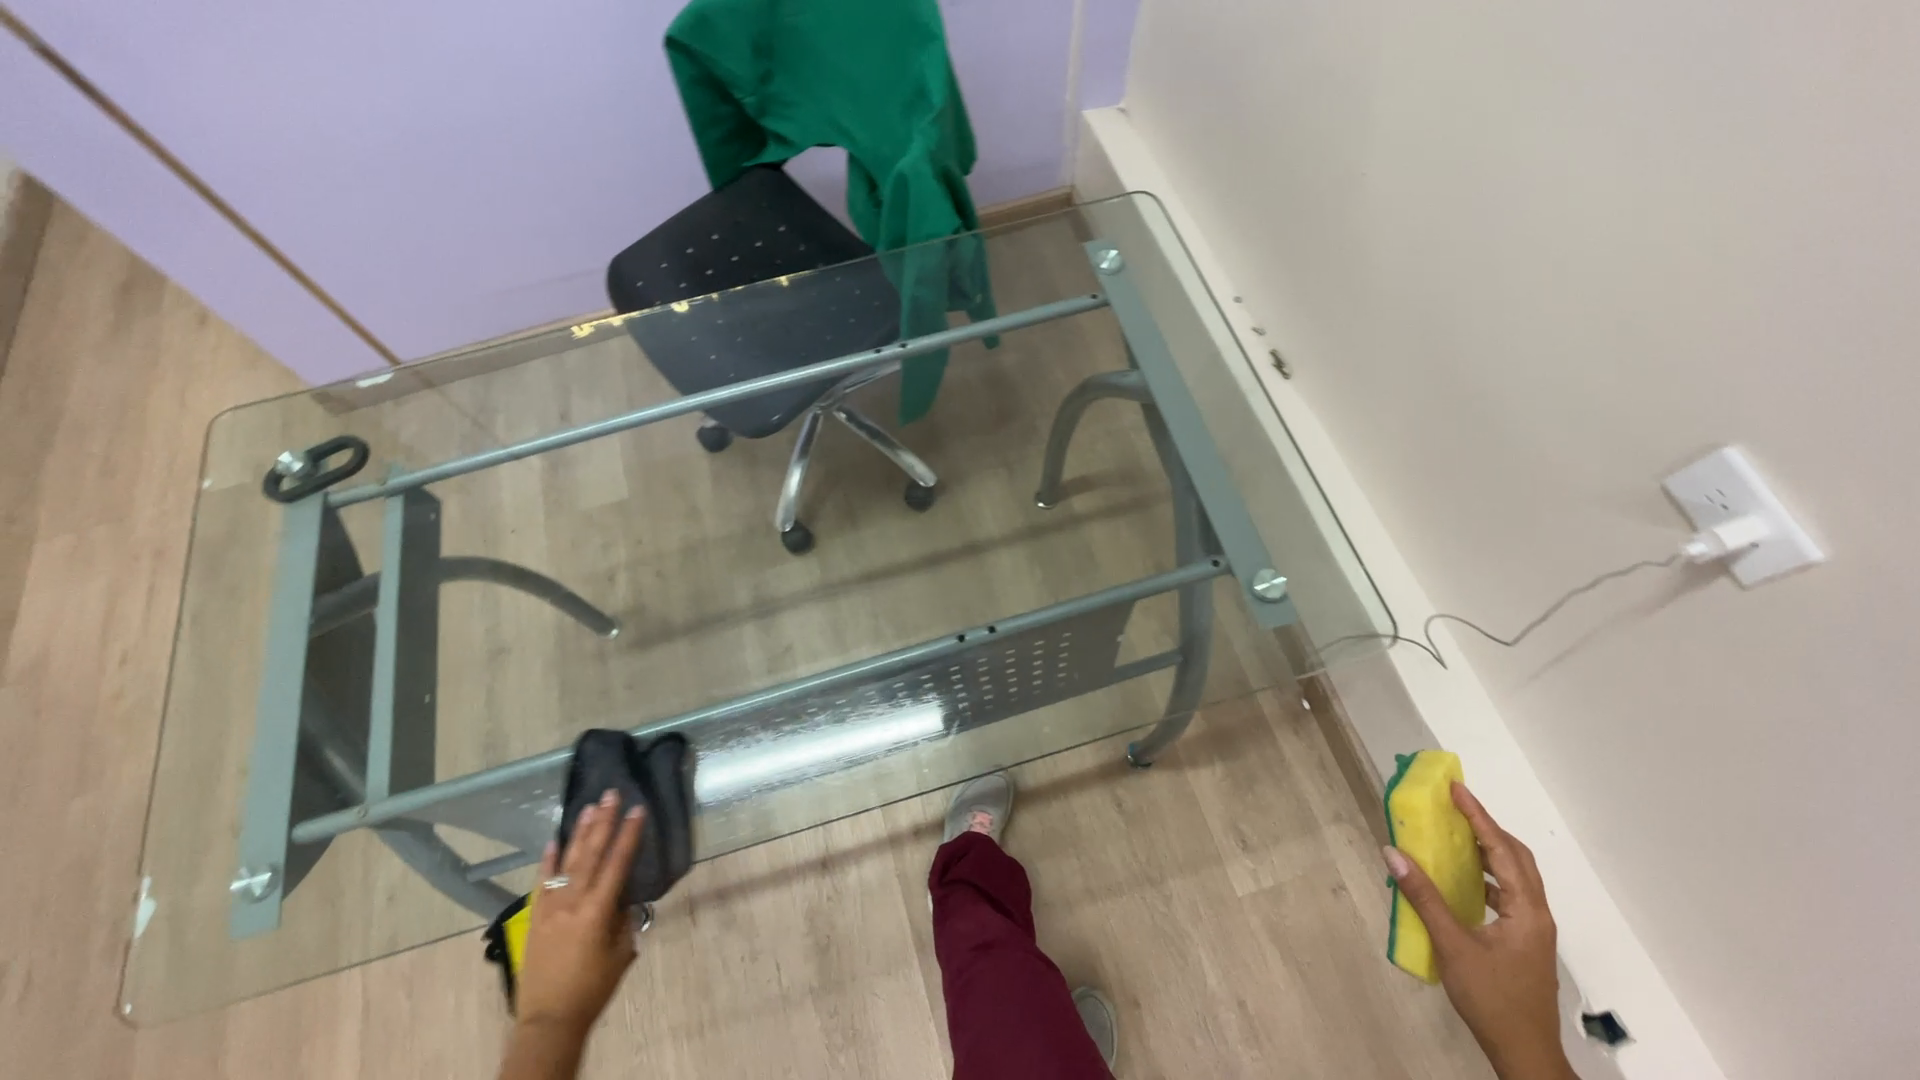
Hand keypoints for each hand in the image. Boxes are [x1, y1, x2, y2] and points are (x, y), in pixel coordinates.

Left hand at [518, 789, 646, 1035]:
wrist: (549, 1018)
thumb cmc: (593, 988)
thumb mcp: (620, 953)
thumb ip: (621, 920)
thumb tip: (622, 898)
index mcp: (598, 911)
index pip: (618, 863)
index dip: (629, 835)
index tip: (638, 809)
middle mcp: (573, 902)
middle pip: (591, 854)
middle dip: (604, 822)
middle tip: (612, 794)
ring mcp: (550, 907)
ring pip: (568, 861)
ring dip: (580, 833)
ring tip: (589, 807)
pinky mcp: (535, 916)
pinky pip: (543, 881)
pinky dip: (548, 860)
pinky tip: (553, 840)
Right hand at [1384, 783, 1574, 1079]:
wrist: (1524, 1051)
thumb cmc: (1491, 998)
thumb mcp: (1452, 946)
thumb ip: (1424, 898)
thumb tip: (1393, 853)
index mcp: (1527, 910)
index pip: (1501, 850)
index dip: (1479, 817)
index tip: (1457, 789)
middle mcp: (1537, 914)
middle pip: (1516, 858)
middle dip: (1487, 828)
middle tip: (1456, 808)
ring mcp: (1534, 930)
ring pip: (1515, 877)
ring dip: (1488, 852)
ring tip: (1456, 836)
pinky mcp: (1524, 942)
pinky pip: (1509, 895)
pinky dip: (1486, 877)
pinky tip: (1462, 883)